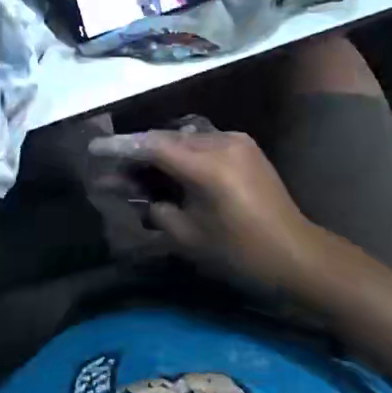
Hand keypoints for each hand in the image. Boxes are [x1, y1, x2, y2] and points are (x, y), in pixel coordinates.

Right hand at [89, 129, 333, 293]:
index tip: (93, 149)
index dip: (119, 147)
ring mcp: (236, 140)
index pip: (152, 145)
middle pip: (166, 138)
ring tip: (139, 174)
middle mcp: (221, 141)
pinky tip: (170, 172)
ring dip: (160, 152)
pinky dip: (182, 153)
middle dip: (137, 153)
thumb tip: (129, 190)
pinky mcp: (245, 145)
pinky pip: (202, 142)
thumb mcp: (188, 236)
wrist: (298, 255)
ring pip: (183, 138)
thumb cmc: (241, 253)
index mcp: (207, 165)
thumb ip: (154, 207)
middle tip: (114, 172)